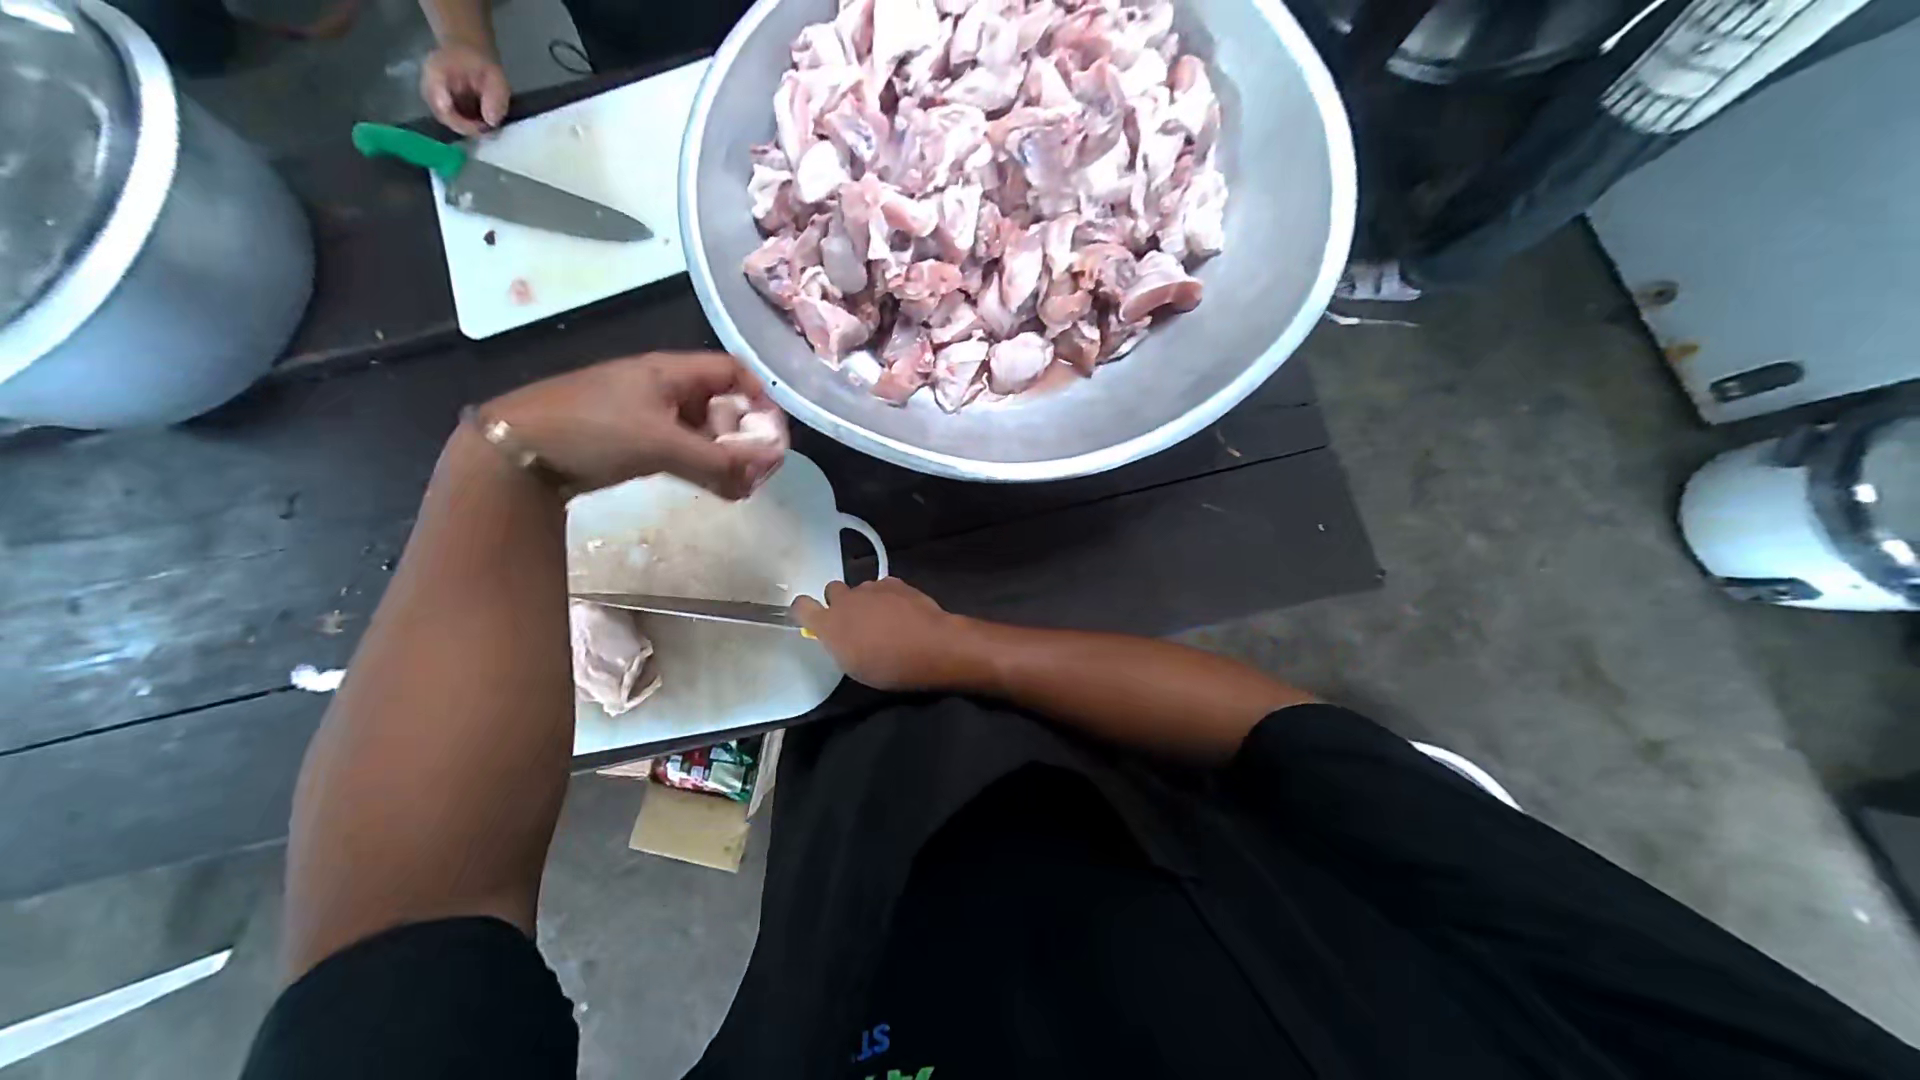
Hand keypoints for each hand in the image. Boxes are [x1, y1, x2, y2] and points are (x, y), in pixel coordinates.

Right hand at [421, 42, 509, 136]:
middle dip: (467, 128)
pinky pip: (450, 119)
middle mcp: (428, 84)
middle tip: (489, 130)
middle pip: (442, 116)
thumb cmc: (481, 61)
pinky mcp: (437, 101)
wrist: (467, 50)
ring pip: (446, 120)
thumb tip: (491, 122)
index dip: (462, 123)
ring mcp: (431, 94)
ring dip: (468, 128)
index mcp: (436, 73)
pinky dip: (467, 125)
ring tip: (487, 126)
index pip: (441, 105)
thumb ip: (495, 97)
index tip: (484, 127)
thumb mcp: (495, 76)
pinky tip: (481, 123)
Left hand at [483, 352, 787, 497]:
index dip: (759, 394)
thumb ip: (718, 458)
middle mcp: (664, 389)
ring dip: (727, 458)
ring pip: (704, 432)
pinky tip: (721, 491)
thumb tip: (770, 464)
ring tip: (744, 488)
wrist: (518, 450)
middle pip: (722, 404)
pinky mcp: (636, 442)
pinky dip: (705, 469)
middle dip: (746, 435)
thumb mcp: (661, 443)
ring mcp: (649, 416)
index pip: (732, 370)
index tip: (773, 431)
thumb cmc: (594, 430)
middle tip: (760, 469)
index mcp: (671, 372)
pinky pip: (683, 451)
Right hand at [793, 579, 977, 691]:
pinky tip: (902, 611)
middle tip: (855, 621)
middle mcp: (846, 600)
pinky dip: (888, 596)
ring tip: (885, 619)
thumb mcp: (854, 667)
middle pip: (832, 590)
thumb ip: (840, 645)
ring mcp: (871, 588)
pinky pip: (883, 587)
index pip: (801, 606)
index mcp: (830, 624)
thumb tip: (839, 636)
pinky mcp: (894, 582)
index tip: (813, 619)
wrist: (931, 646)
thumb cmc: (889, 668)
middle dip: (840, 602)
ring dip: (866, 600)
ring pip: (860, 588)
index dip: (805, 610)